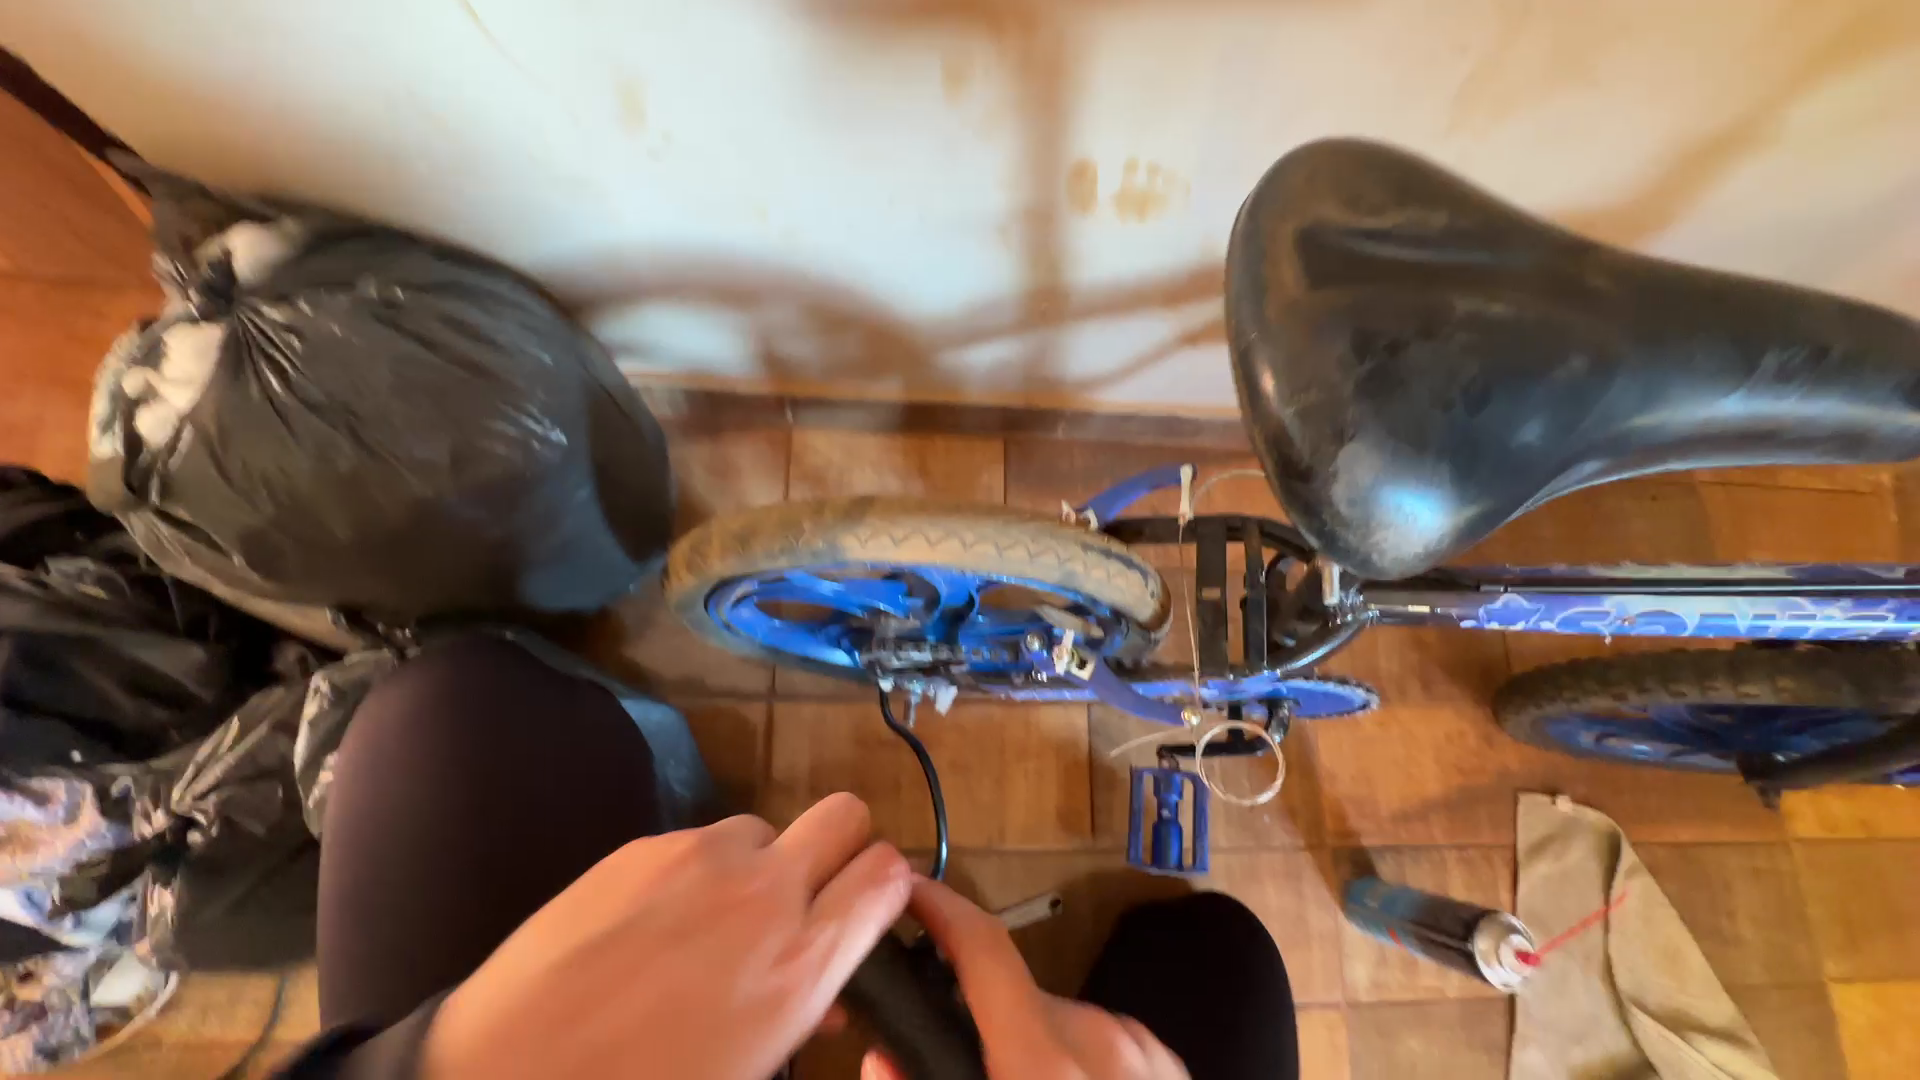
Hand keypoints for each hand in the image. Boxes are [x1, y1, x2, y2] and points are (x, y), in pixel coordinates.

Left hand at [420, 792, 912, 1079]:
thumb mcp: (748, 1072)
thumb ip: (803, 1014)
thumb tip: (825, 987)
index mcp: (799, 962)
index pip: (887, 871)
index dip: (885, 884)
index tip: (865, 906)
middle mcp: (763, 890)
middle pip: (846, 814)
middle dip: (841, 847)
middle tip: (806, 896)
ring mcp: (700, 856)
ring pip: (765, 830)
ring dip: (757, 866)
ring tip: (707, 924)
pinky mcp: (644, 844)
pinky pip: (698, 843)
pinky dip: (695, 874)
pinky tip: (649, 925)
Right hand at [863, 878, 1188, 1079]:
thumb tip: (879, 1061)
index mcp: (1043, 1059)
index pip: (983, 950)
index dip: (941, 909)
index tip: (907, 888)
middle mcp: (1098, 1035)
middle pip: (1019, 1002)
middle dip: (987, 1029)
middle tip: (972, 1073)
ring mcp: (1144, 1047)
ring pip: (1063, 1028)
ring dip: (1036, 1055)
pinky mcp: (1172, 1064)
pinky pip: (1105, 1048)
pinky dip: (1080, 1067)